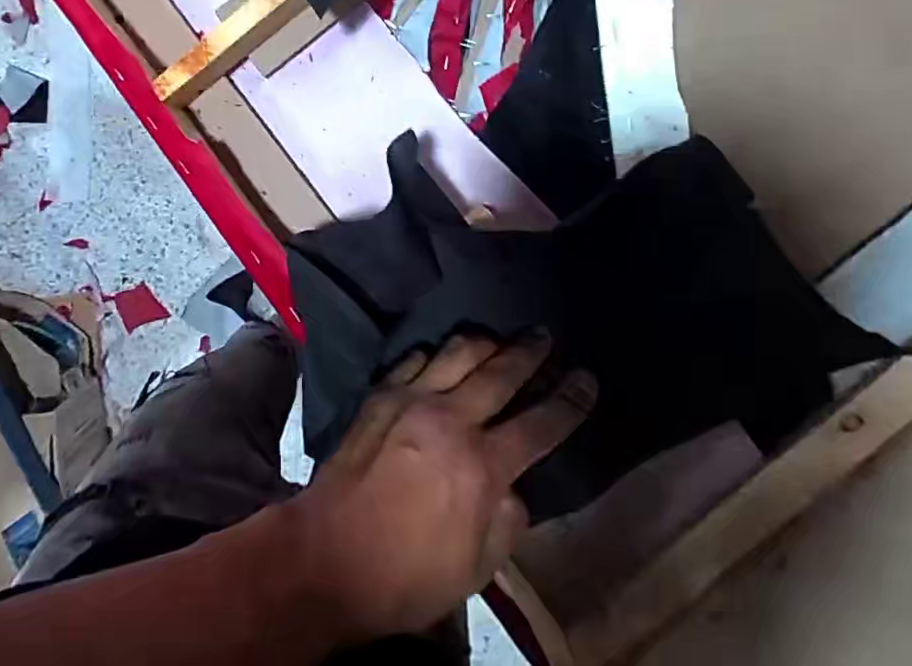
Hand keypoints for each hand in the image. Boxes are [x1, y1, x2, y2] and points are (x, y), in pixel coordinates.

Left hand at [287, 330, 595, 639]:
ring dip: (486, 341)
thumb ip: (507, 523)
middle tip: (545, 336)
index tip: (587, 379)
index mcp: (483, 465)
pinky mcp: (380, 396)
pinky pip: (414, 360)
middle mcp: (453, 420)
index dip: (570, 400)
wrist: (324, 560)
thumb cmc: (405, 575)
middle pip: (503, 372)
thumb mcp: (475, 570)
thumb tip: (513, 490)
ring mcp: (413, 400)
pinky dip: (433, 354)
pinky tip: (439, 354)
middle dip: (531, 352)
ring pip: (459, 352)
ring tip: (498, 337)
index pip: (541, 424)